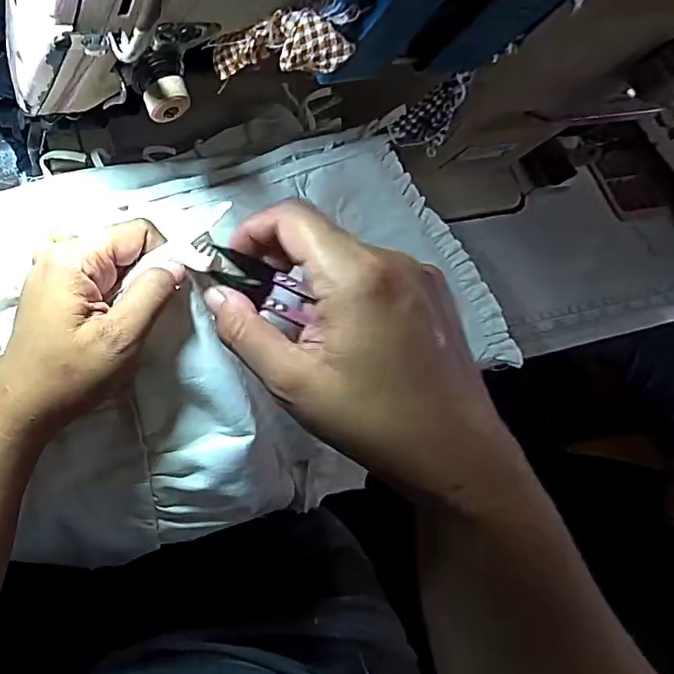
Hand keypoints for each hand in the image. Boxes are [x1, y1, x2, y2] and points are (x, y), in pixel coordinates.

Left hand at [0, 220, 184, 444]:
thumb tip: (176, 263)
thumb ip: (152, 293)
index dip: (162, 257)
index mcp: (71, 256)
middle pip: (122, 242)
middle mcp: (57, 252)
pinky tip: (99, 315)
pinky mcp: (50, 285)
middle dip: (142, 273)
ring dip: (124, 284)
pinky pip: (92, 272)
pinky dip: (106, 289)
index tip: (165, 294)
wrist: (22, 405)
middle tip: (134, 317)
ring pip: (110, 259)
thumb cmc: (67, 377)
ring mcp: (50, 267)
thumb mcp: (119, 338)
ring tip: (114, 319)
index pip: (138, 230)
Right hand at [202, 199, 525, 508]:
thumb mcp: (290, 379)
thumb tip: (216, 295)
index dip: (251, 231)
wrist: (457, 457)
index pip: (291, 216)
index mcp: (357, 274)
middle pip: (316, 233)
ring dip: (303, 274)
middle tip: (250, 298)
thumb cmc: (368, 419)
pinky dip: (335, 285)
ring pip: (341, 252)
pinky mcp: (430, 293)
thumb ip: (243, 330)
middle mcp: (392, 260)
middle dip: (273, 256)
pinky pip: (368, 270)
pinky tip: (330, 328)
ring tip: (289, 320)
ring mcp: (418, 274)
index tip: (232, 268)